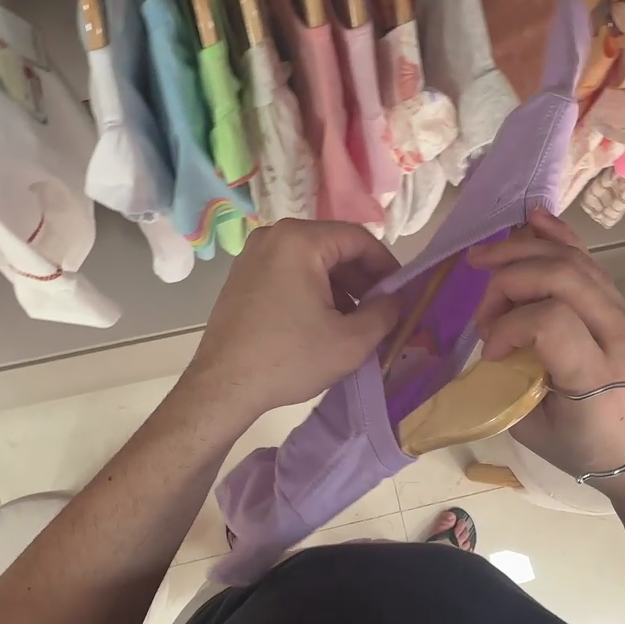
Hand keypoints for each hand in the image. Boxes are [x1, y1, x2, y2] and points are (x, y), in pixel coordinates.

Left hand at [179, 220, 403, 421]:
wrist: (224, 386)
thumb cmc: (289, 359)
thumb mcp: (351, 342)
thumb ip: (384, 313)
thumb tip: (395, 300)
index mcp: (300, 240)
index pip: (359, 238)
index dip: (386, 266)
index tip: (401, 294)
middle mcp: (273, 237)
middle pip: (332, 248)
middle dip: (361, 279)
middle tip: (379, 312)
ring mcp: (252, 257)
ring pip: (310, 263)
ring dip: (338, 289)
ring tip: (353, 325)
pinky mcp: (241, 280)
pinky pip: (288, 276)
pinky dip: (311, 294)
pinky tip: (320, 326)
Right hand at [469, 210, 624, 494]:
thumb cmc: (593, 452)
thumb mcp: (537, 434)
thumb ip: (510, 387)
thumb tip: (490, 354)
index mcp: (596, 374)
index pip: (548, 319)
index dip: (507, 326)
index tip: (491, 354)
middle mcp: (619, 334)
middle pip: (561, 276)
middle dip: (509, 280)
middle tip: (482, 309)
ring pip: (576, 261)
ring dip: (525, 252)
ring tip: (485, 257)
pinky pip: (591, 265)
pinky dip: (559, 240)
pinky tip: (532, 222)